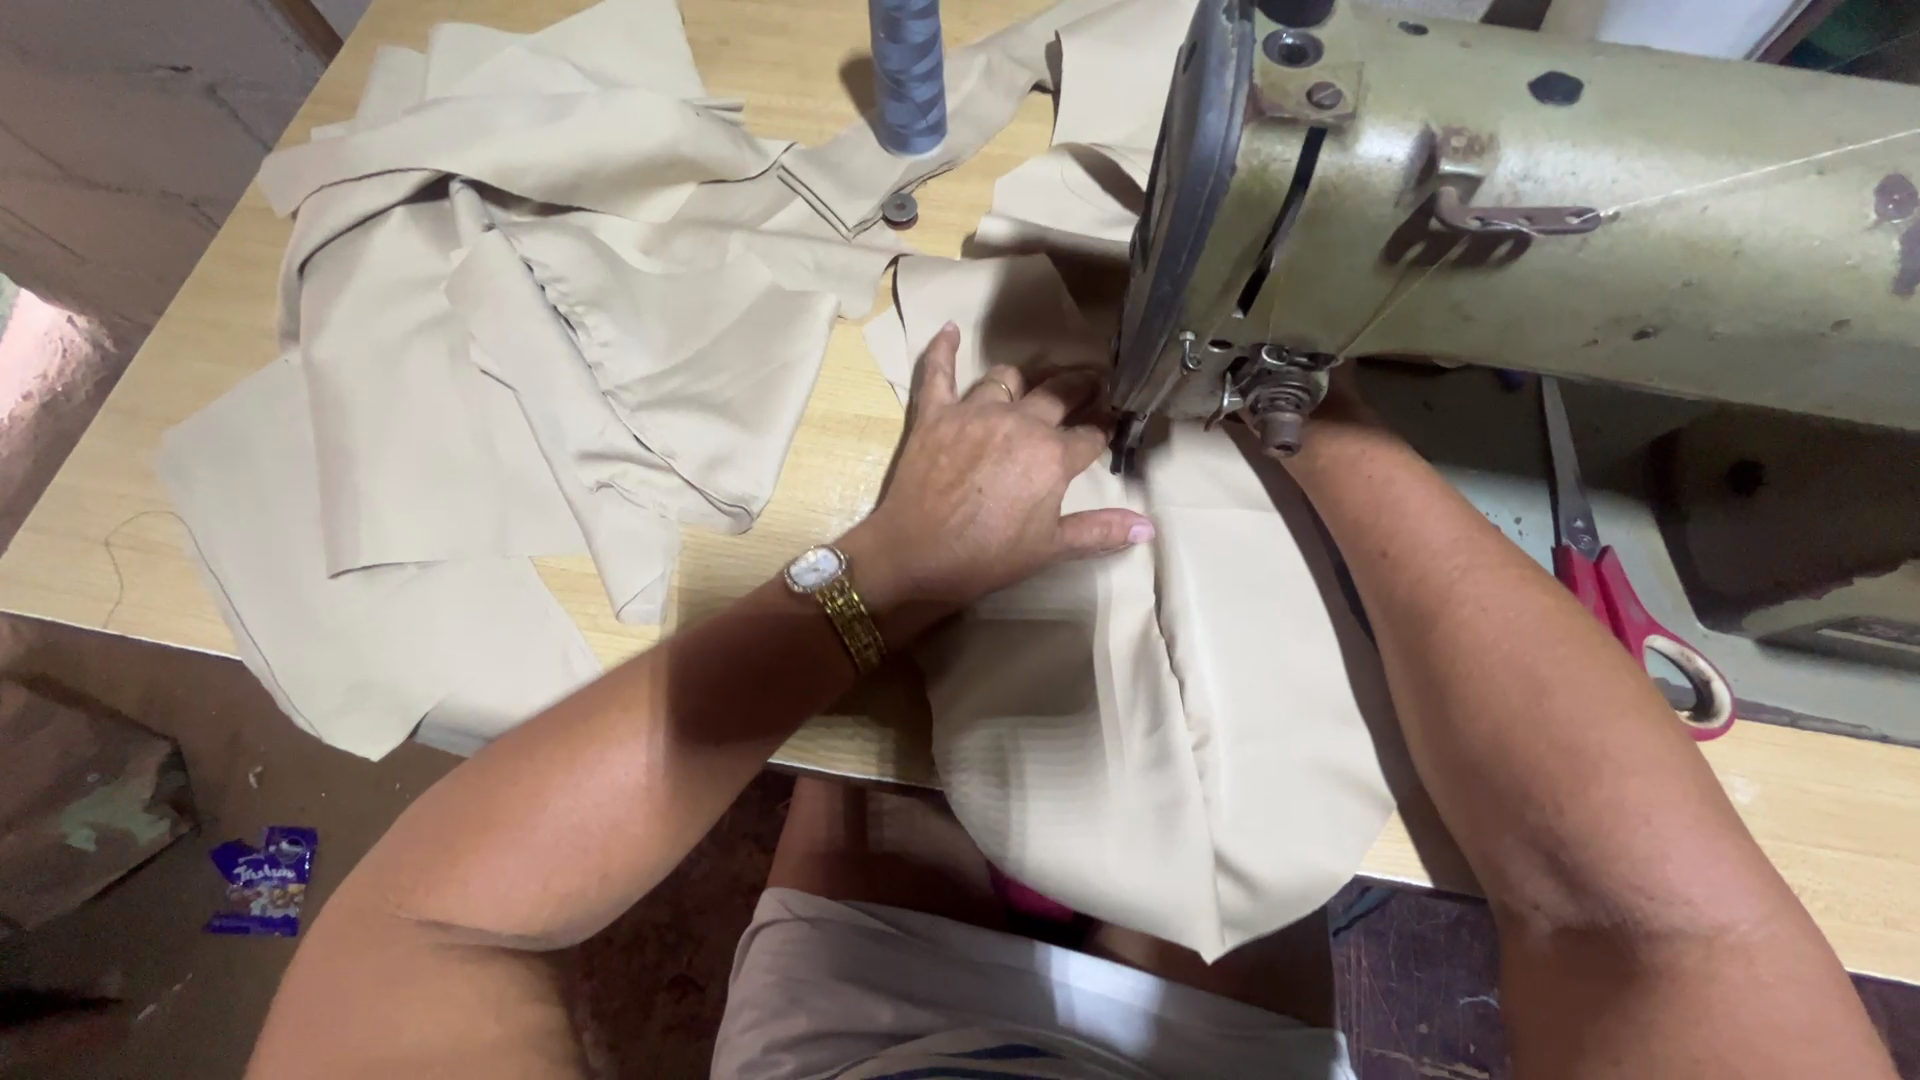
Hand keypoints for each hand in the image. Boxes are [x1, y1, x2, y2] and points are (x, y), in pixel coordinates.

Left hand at [841, 323, 1154, 635]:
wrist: (917, 557)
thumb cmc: (988, 558)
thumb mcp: (1050, 548)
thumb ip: (1100, 530)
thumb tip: (1149, 527)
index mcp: (1052, 456)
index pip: (1089, 435)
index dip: (1102, 429)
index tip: (1110, 422)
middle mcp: (1018, 422)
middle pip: (1058, 393)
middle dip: (1080, 386)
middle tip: (1091, 381)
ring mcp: (974, 413)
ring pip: (1006, 378)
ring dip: (1024, 379)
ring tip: (1034, 382)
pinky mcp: (934, 414)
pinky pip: (938, 372)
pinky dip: (943, 350)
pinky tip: (950, 329)